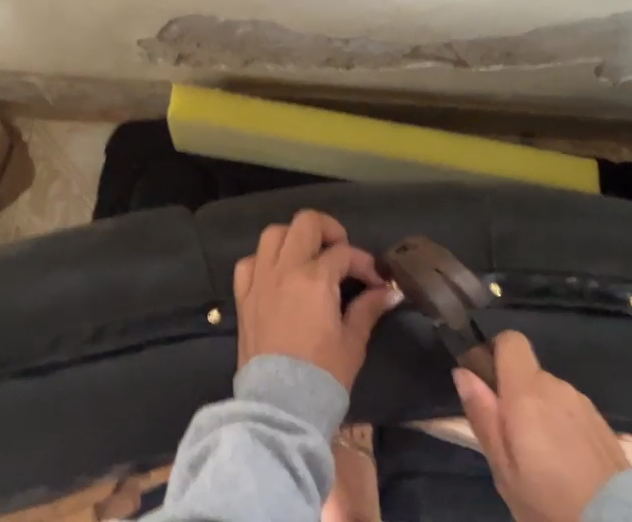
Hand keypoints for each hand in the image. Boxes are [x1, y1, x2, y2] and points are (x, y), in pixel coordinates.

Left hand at [233, 209, 400, 389]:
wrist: (280, 407)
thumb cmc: (322, 375)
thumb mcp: (353, 341)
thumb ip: (368, 309)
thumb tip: (389, 292)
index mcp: (315, 278)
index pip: (344, 253)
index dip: (365, 264)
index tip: (377, 282)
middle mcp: (285, 270)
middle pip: (306, 223)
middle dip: (329, 231)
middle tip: (341, 252)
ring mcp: (260, 281)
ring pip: (273, 234)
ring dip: (294, 239)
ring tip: (309, 257)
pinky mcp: (243, 298)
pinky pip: (249, 262)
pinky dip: (264, 260)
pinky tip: (278, 275)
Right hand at [454, 331, 629, 521]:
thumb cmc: (547, 500)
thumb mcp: (503, 468)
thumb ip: (483, 416)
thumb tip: (463, 372)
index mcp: (527, 392)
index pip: (511, 341)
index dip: (495, 353)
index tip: (486, 384)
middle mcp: (557, 387)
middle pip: (528, 373)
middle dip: (515, 396)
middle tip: (512, 441)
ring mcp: (583, 402)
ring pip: (549, 393)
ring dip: (539, 413)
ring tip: (541, 459)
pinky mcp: (601, 421)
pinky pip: (569, 410)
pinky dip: (560, 425)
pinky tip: (565, 462)